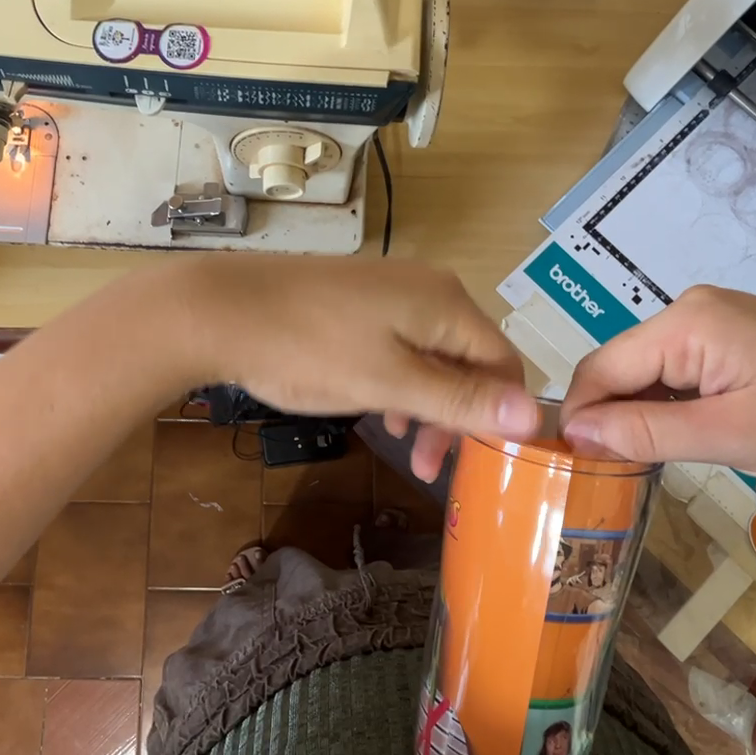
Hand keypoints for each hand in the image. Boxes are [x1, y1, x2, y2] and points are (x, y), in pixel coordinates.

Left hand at [165, 255, 540, 476]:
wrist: (220, 309)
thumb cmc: (308, 350)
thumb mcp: (389, 383)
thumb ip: (460, 399)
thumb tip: (536, 416)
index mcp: (446, 303)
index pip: (504, 362)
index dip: (500, 414)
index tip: (475, 462)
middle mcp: (427, 288)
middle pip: (469, 358)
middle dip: (458, 414)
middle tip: (429, 466)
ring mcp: (388, 290)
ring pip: (431, 355)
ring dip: (427, 404)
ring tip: (404, 444)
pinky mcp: (356, 300)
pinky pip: (398, 345)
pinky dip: (399, 382)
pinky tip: (381, 409)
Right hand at [559, 286, 755, 492]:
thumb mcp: (735, 436)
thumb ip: (647, 432)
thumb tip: (573, 434)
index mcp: (688, 321)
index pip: (600, 368)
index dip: (579, 419)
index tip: (573, 469)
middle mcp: (693, 311)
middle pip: (619, 369)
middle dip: (609, 419)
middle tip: (611, 475)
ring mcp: (718, 325)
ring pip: (646, 376)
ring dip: (639, 418)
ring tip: (647, 465)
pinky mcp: (738, 344)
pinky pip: (678, 377)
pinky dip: (669, 411)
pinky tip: (683, 441)